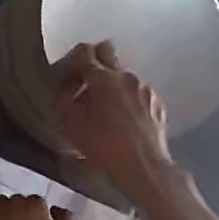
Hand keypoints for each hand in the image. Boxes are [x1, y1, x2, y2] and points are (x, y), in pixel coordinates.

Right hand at [51, 41, 172, 194]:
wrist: (144, 168)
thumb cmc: (104, 148)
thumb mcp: (71, 127)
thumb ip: (62, 103)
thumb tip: (63, 94)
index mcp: (102, 79)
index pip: (83, 52)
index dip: (70, 61)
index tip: (66, 78)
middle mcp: (125, 77)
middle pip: (106, 50)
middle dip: (92, 61)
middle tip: (83, 83)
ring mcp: (144, 88)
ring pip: (121, 75)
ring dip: (109, 85)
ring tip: (102, 111)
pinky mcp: (156, 102)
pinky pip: (136, 92)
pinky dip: (126, 99)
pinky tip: (121, 121)